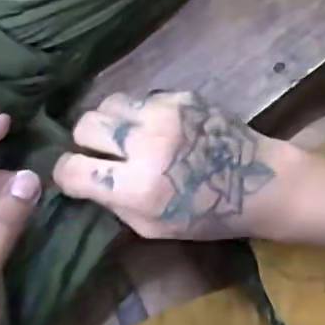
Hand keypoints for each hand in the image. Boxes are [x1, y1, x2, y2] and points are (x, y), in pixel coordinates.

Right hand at [52, 91, 294, 240]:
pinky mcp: (180, 97)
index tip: (74, 175)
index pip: (72, 169)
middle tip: (100, 153)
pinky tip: (155, 129)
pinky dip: (137, 114)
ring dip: (108, 122)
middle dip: (85, 141)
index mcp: (138, 188)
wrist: (259, 181)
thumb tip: (80, 178)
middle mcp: (146, 144)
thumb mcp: (153, 227)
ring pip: (107, 103)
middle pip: (85, 125)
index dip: (65, 173)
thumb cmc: (206, 215)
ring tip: (124, 136)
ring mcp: (164, 114)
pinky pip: (139, 98)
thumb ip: (112, 203)